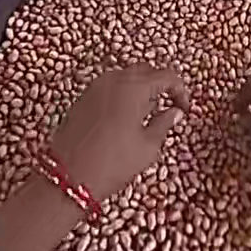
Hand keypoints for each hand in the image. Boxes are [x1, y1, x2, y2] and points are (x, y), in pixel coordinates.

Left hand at [49, 65, 189, 199]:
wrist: (66, 179)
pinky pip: (110, 87)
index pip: (166, 76)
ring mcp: (95, 87)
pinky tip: (126, 118)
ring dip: (141, 89)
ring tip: (148, 115)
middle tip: (169, 107)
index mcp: (134, 87)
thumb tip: (174, 112)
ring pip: (126, 77)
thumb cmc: (112, 163)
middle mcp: (114, 79)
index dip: (180, 91)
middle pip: (145, 71)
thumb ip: (164, 123)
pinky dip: (123, 95)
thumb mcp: (147, 147)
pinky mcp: (83, 98)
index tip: (184, 108)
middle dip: (160, 85)